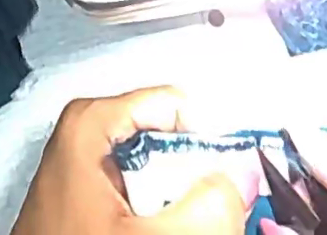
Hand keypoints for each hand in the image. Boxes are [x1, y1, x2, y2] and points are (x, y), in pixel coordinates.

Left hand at [11, 87, 254, 234]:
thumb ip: (204, 210)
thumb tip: (240, 180)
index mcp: (92, 118)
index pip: (172, 104)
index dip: (209, 138)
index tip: (234, 174)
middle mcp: (88, 127)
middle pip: (166, 136)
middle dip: (195, 174)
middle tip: (210, 207)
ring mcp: (86, 158)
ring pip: (157, 167)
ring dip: (179, 198)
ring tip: (181, 220)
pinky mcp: (87, 189)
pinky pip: (140, 187)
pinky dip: (159, 209)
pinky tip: (157, 225)